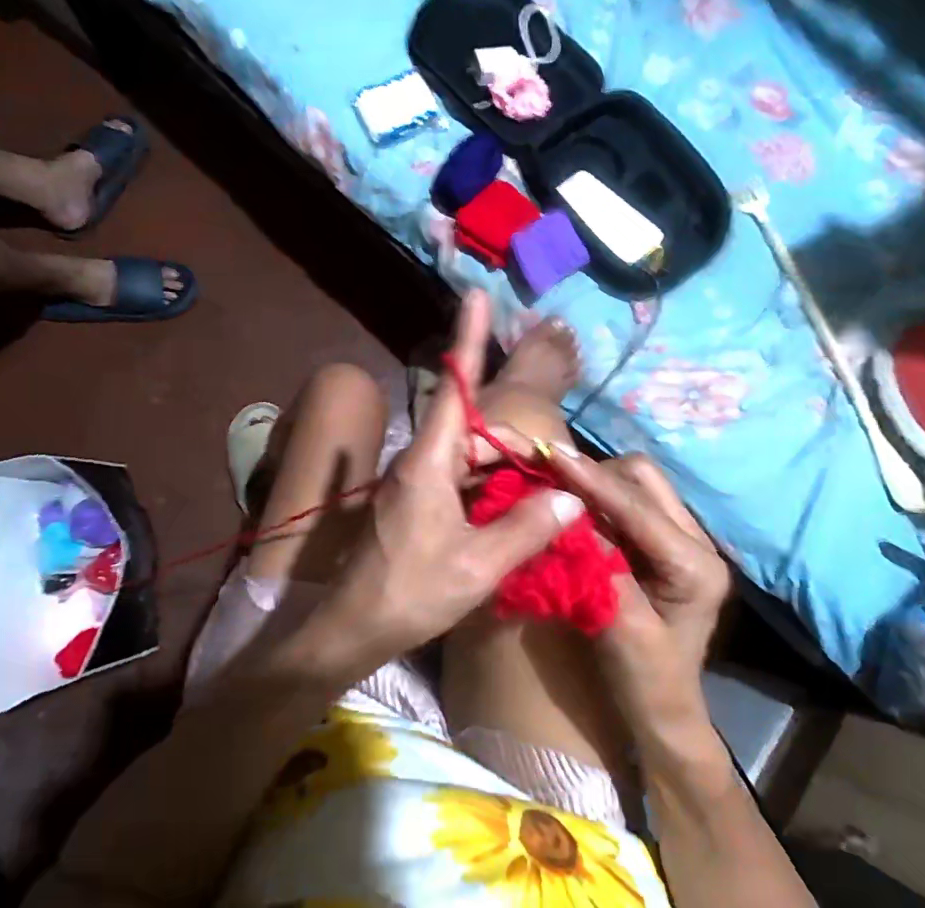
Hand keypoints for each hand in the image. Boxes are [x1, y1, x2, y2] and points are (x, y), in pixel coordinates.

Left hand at [309, 290, 586, 672]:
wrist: (355, 627)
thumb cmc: (413, 593)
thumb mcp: (479, 566)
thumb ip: (526, 527)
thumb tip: (569, 496)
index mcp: (428, 462)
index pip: (453, 387)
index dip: (467, 340)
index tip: (476, 296)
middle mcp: (418, 461)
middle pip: (471, 426)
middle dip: (511, 431)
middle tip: (553, 456)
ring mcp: (413, 482)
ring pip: (467, 454)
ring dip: (502, 462)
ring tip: (543, 484)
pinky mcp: (414, 503)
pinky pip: (458, 478)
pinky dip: (488, 483)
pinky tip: (516, 502)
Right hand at [547, 451, 730, 731]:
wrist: (663, 711)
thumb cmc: (644, 678)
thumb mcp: (618, 625)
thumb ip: (596, 565)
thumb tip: (565, 512)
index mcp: (695, 565)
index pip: (636, 506)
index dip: (591, 479)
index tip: (550, 456)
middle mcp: (697, 541)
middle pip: (643, 478)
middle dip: (596, 474)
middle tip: (550, 482)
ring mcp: (683, 539)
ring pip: (636, 483)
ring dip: (597, 484)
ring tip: (559, 496)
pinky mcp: (662, 543)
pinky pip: (629, 501)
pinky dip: (599, 499)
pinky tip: (574, 510)